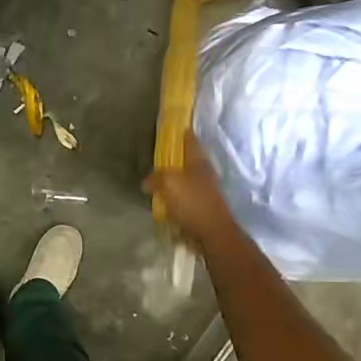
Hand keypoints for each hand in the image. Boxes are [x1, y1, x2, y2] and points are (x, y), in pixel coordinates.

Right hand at [144, 130, 239, 245]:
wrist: (213, 233)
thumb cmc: (192, 203)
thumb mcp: (168, 184)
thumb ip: (155, 177)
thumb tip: (147, 181)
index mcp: (198, 161)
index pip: (189, 139)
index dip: (180, 132)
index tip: (170, 127)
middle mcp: (204, 172)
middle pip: (187, 158)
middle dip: (174, 156)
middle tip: (157, 155)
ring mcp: (205, 189)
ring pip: (186, 177)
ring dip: (174, 177)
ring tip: (157, 180)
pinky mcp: (203, 205)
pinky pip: (185, 194)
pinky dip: (175, 194)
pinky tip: (165, 200)